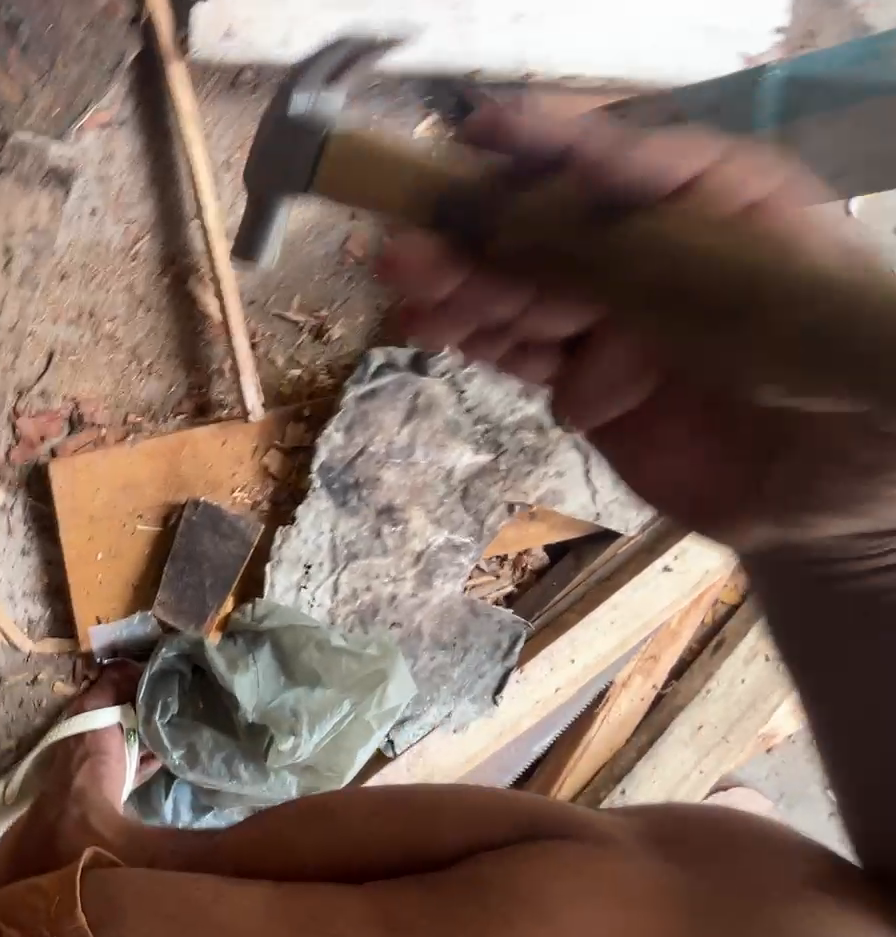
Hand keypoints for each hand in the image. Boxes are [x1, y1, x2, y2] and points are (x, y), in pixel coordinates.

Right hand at [376, 101, 895, 553]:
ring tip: (405, 288)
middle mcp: (659, 258)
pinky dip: (468, 339)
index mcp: (730, 213)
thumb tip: (532, 237)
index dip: (557, 146)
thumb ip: (646, 266)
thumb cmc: (834, 386)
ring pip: (519, 293)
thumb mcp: (759, 307)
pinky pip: (511, 349)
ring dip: (459, 287)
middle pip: (551, 235)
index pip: (633, 167)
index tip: (481, 133)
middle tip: (409, 241)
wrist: (823, 500)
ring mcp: (612, 321)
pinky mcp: (577, 378)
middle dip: (479, 235)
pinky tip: (429, 328)